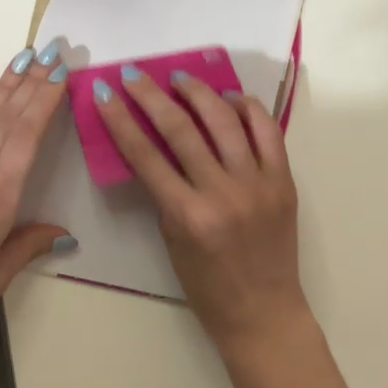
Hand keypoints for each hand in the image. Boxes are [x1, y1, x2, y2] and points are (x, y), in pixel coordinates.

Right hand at [93, 66, 307, 349]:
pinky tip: (230, 98)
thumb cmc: (206, 284)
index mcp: (188, 215)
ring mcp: (258, 185)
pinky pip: (268, 132)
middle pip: (181, 130)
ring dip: (199, 93)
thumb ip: (162, 191)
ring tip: (181, 77)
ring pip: (226, 121)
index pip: (145, 154)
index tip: (104, 92)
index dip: (120, 119)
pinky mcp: (284, 181)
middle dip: (152, 96)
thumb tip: (152, 144)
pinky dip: (247, 109)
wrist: (264, 312)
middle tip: (134, 75)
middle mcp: (223, 194)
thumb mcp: (171, 238)